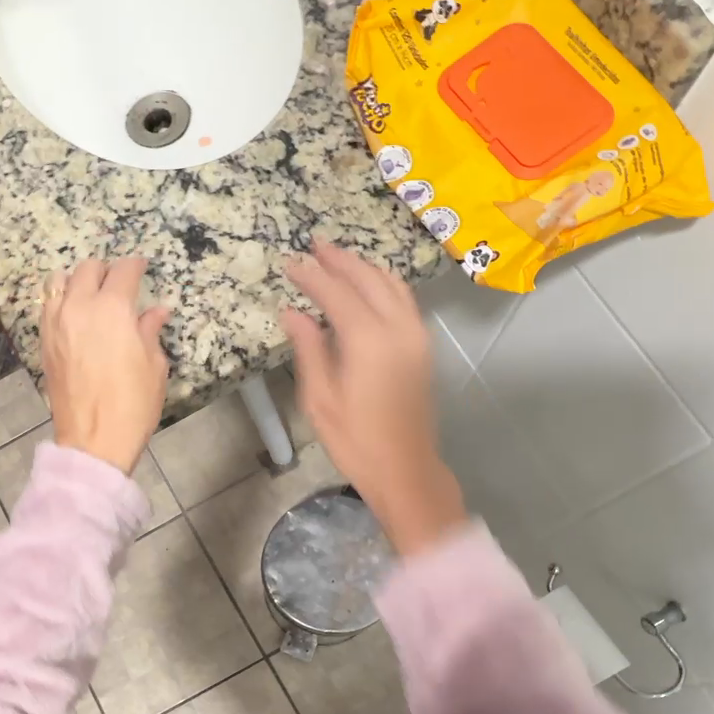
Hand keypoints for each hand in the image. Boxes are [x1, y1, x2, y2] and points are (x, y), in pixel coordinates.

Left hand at [40, 257, 171, 474]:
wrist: (94, 441)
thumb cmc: (132, 405)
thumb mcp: (153, 366)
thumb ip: (150, 331)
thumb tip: (155, 311)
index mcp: (112, 309)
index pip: (124, 270)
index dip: (136, 266)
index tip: (142, 267)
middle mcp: (79, 307)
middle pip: (88, 269)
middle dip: (106, 271)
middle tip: (119, 284)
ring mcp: (56, 323)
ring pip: (59, 280)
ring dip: (77, 281)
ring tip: (91, 296)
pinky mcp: (44, 341)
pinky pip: (48, 305)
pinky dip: (61, 300)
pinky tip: (75, 315)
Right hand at [282, 240, 467, 556]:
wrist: (405, 468)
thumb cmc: (355, 441)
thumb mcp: (320, 399)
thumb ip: (309, 348)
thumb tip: (293, 312)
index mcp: (368, 341)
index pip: (336, 293)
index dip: (311, 275)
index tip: (290, 262)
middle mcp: (397, 328)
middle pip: (367, 278)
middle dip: (339, 260)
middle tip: (314, 245)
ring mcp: (416, 335)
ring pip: (391, 284)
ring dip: (363, 267)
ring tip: (337, 258)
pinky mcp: (422, 346)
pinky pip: (403, 299)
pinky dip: (382, 283)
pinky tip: (367, 286)